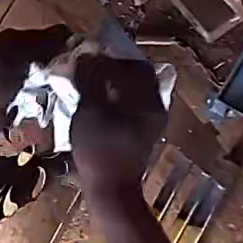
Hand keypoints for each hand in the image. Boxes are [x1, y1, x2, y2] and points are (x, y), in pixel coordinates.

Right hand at [71, 54, 166, 199]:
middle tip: (86, 64)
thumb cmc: (99, 151)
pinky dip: (114, 96)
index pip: (131, 63)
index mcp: (148, 98)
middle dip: (109, 66)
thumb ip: (90, 78)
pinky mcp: (143, 130)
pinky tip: (96, 99)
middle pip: (134, 74)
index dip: (107, 55)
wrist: (110, 191)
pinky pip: (130, 102)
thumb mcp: (90, 111)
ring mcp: (152, 118)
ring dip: (111, 80)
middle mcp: (156, 104)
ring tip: (87, 80)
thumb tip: (87, 51)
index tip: (86, 52)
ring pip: (132, 88)